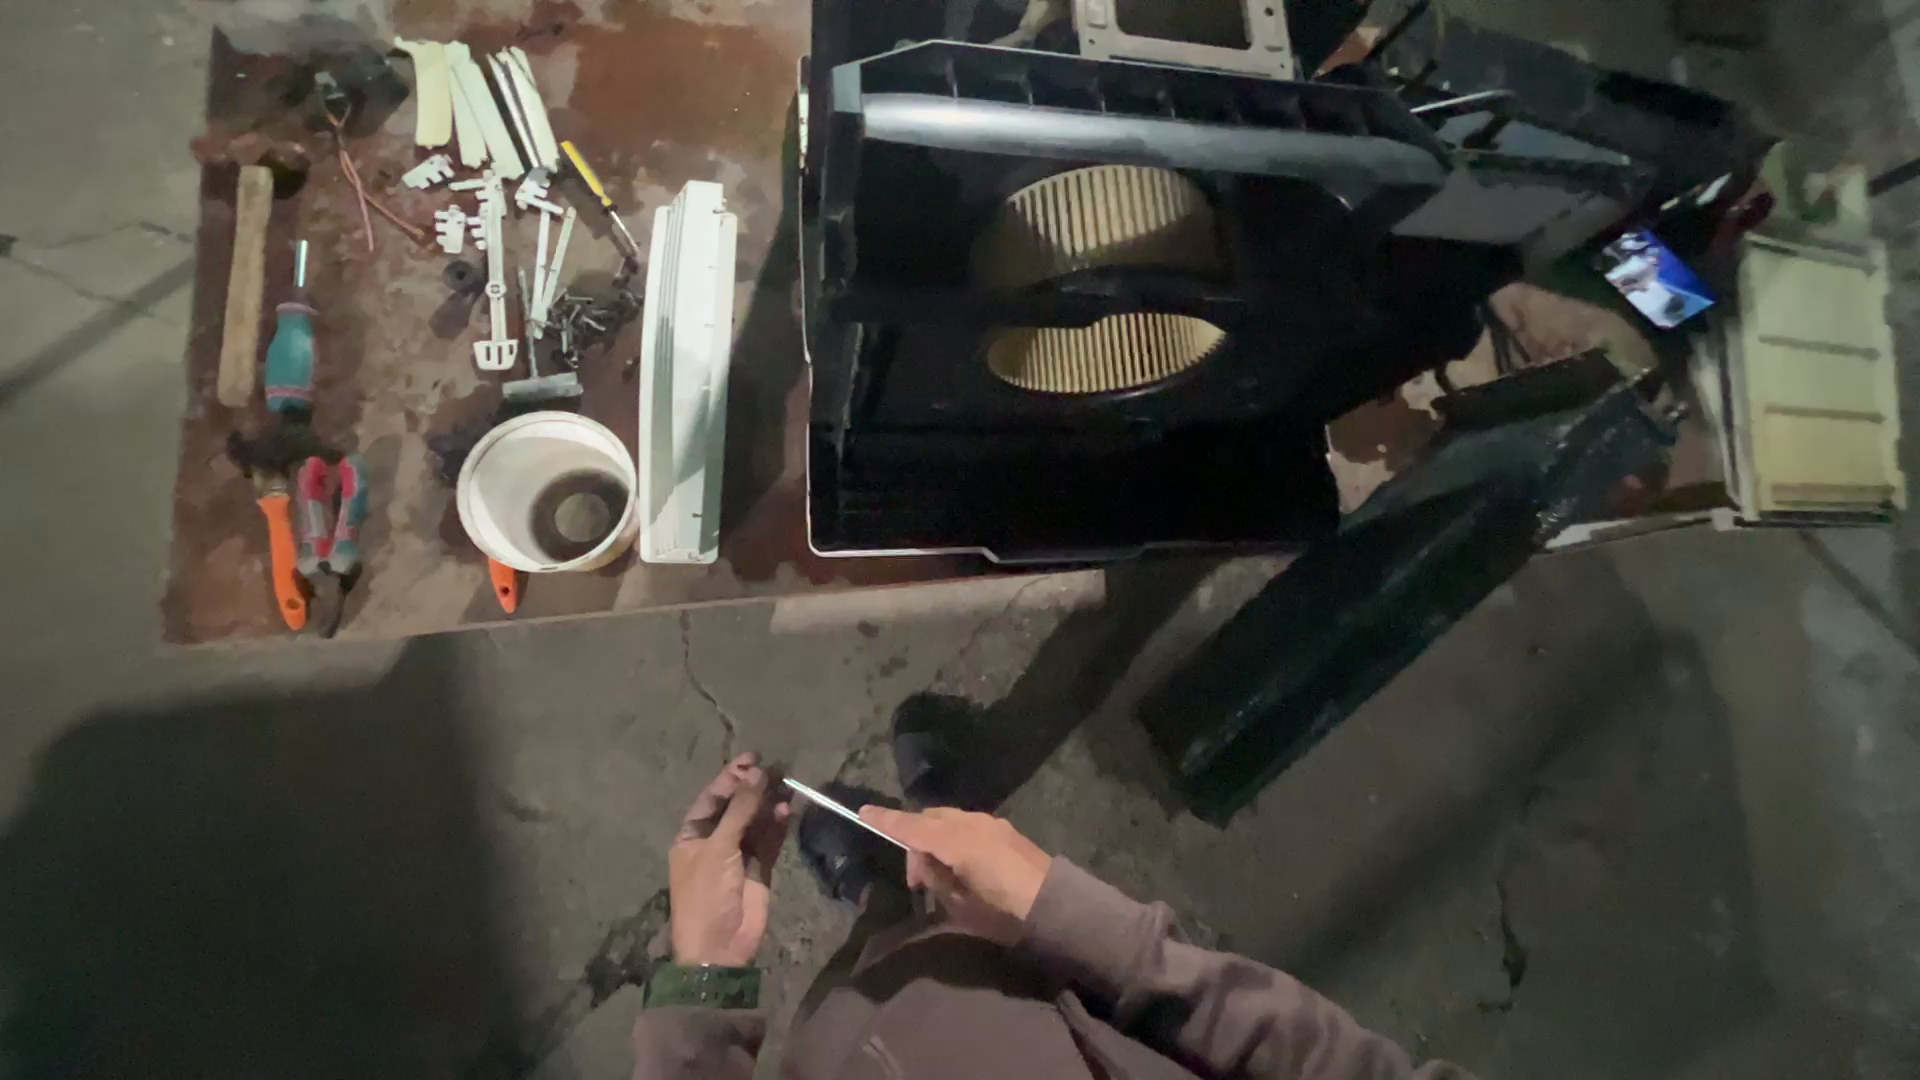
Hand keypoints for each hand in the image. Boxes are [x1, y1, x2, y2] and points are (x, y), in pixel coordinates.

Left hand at [669, 754, 791, 966]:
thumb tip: (758, 772)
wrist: (719, 947)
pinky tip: (787, 809)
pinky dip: (778, 825)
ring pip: (756, 821)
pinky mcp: (759, 868)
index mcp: (692, 836)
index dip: (731, 777)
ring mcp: (738, 855)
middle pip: (737, 806)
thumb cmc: (706, 894)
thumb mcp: (719, 848)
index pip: (712, 798)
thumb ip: (741, 809)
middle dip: (754, 788)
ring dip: (769, 804)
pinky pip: (769, 839)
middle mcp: (715, 841)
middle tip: (775, 769)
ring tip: (786, 785)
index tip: (752, 758)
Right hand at [859, 806, 1050, 944]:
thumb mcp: (960, 905)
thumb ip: (936, 878)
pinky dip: (953, 837)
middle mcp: (972, 823)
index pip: (913, 827)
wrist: (1056, 906)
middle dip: (914, 839)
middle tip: (916, 880)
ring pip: (948, 820)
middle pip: (929, 819)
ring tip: (938, 875)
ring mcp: (989, 822)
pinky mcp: (1002, 828)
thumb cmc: (1004, 913)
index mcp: (958, 842)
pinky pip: (966, 824)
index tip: (863, 812)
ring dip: (934, 838)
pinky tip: (960, 864)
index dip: (887, 821)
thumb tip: (924, 862)